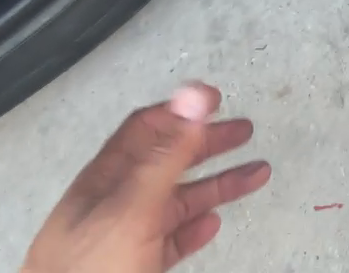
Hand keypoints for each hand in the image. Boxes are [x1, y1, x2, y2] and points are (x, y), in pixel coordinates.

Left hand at [22, 82, 271, 272]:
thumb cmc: (92, 271)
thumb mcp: (133, 207)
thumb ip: (167, 153)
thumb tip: (195, 94)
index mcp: (105, 181)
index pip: (145, 129)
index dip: (181, 111)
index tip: (216, 101)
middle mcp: (113, 204)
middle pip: (166, 161)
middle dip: (208, 143)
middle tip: (244, 132)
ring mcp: (122, 239)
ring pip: (176, 201)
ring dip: (216, 185)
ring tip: (256, 175)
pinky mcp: (132, 268)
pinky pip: (168, 240)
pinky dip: (193, 228)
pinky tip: (212, 224)